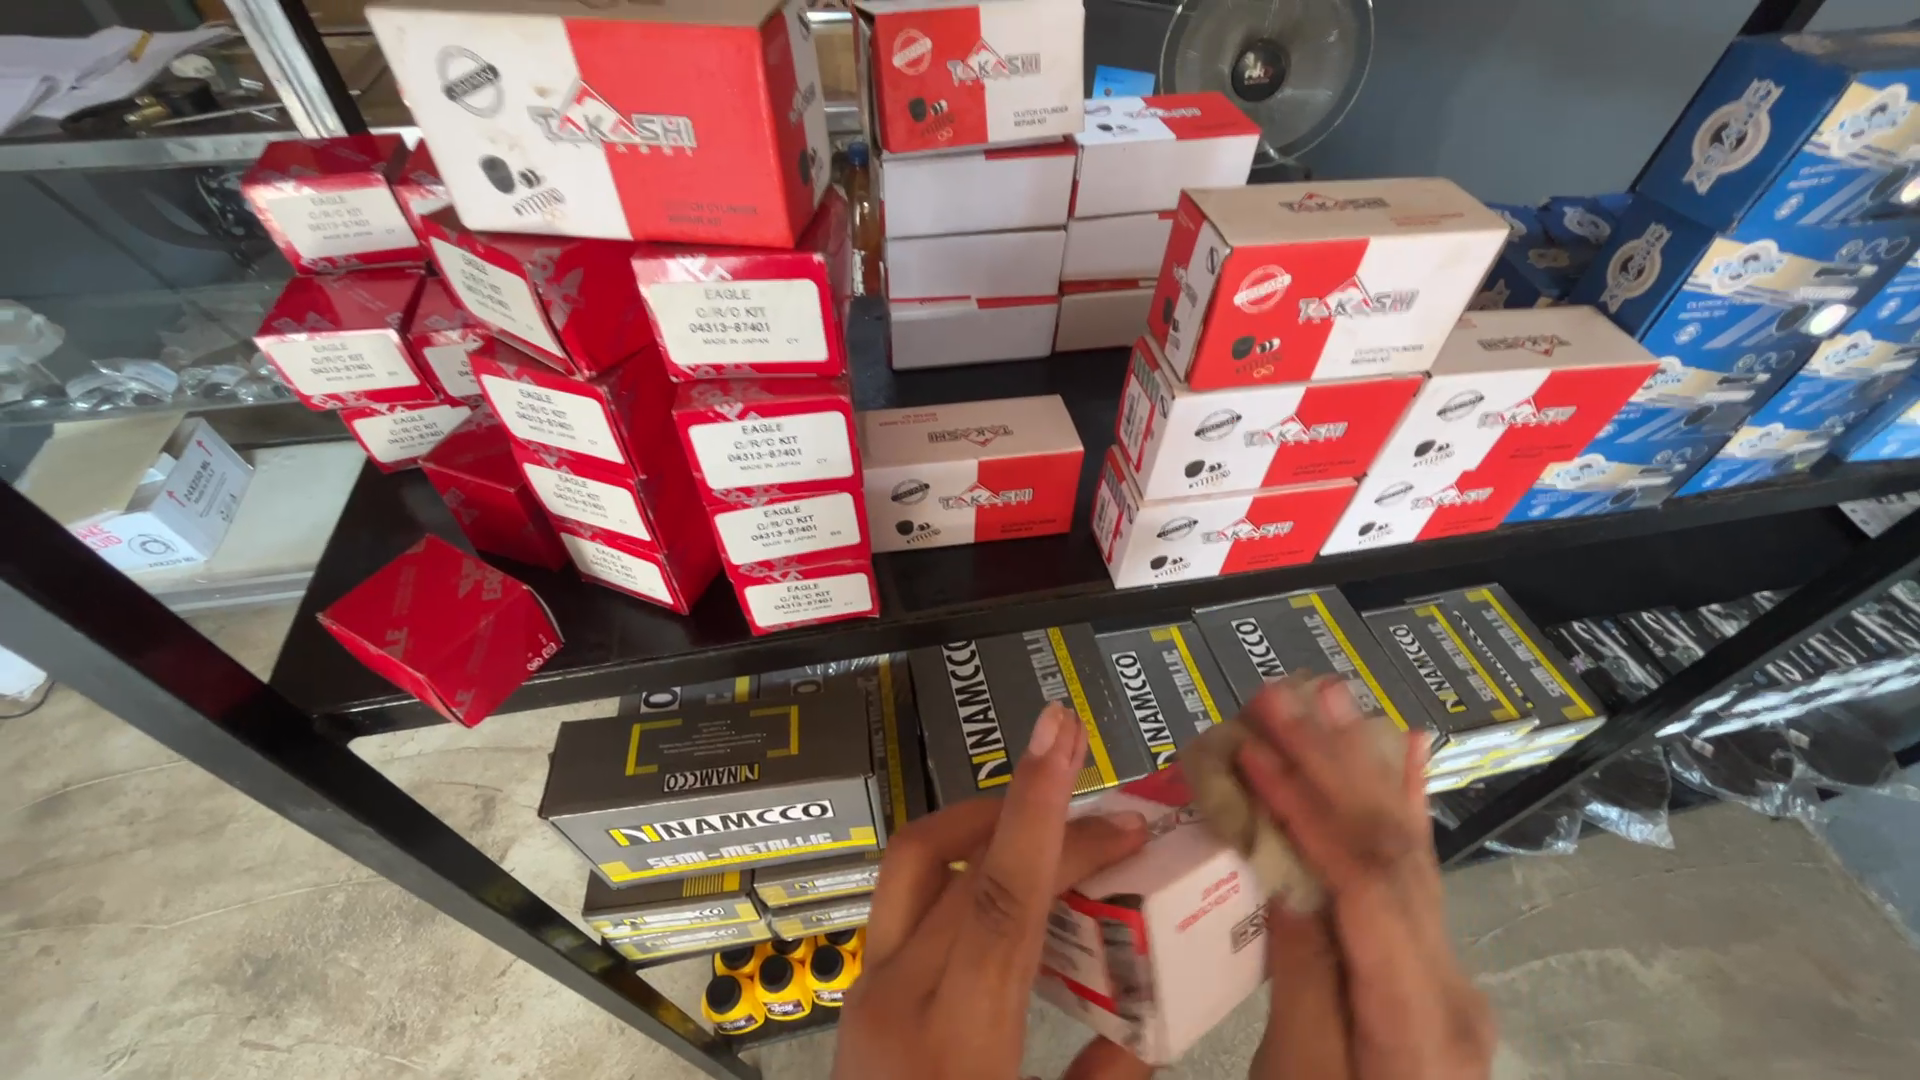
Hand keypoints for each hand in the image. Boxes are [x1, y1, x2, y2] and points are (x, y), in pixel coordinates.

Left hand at [832, 704, 1150, 1079]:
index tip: (1061, 733)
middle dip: (1039, 814)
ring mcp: (867, 985)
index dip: (1039, 807)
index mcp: (952, 1040)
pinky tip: (1005, 881)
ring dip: (987, 821)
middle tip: (1105, 804)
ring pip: (920, 860)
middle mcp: (896, 994)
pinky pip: (910, 895)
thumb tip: (1134, 1028)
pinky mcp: (860, 988)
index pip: (1001, 895)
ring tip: (1052, 820)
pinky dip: (961, 863)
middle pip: (970, 865)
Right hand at [1235, 679, 1494, 1079]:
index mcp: (1416, 1015)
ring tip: (1328, 697)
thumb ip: (1303, 983)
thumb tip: (1286, 880)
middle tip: (1282, 696)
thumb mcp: (1300, 1079)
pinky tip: (1405, 750)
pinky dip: (1403, 802)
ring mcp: (1441, 965)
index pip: (1362, 884)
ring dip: (1357, 765)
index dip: (1307, 810)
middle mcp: (1447, 977)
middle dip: (1330, 762)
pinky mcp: (1422, 959)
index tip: (1254, 753)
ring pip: (1402, 848)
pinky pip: (1413, 870)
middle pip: (1387, 850)